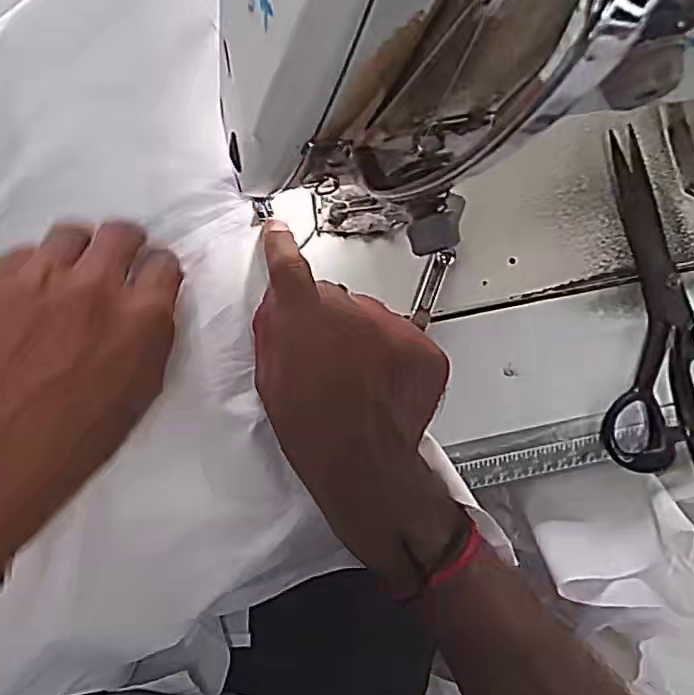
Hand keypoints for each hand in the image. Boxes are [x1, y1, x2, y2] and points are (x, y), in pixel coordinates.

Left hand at [0, 222, 183, 574]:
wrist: (7, 450)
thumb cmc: (81, 433)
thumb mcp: (143, 387)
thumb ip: (152, 334)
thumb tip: (150, 302)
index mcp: (139, 317)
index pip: (162, 262)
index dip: (156, 269)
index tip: (147, 275)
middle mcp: (92, 287)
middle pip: (119, 233)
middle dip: (123, 245)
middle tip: (114, 262)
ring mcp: (38, 281)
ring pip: (67, 235)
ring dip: (75, 254)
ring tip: (66, 280)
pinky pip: (19, 259)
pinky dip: (30, 274)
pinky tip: (27, 304)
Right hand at [252, 220, 466, 594]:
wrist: (360, 461)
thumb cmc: (310, 427)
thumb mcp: (271, 378)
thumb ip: (273, 332)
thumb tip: (278, 308)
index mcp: (304, 315)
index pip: (288, 266)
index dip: (280, 246)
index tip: (278, 233)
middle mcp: (349, 310)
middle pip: (335, 298)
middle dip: (328, 320)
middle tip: (325, 359)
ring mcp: (390, 326)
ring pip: (370, 317)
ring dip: (362, 338)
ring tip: (355, 378)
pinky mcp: (422, 346)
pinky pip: (401, 338)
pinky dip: (392, 355)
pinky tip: (380, 383)